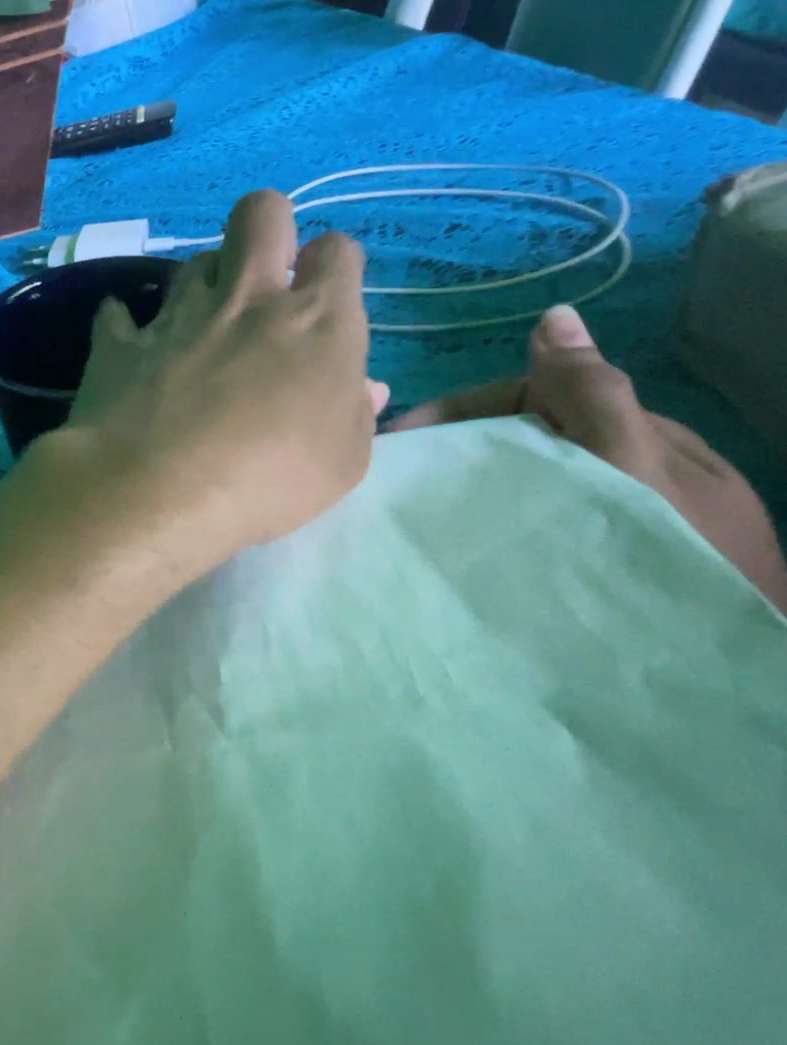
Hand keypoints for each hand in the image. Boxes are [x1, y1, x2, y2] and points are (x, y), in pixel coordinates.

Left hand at [56, 189, 388, 557]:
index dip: (329, 266)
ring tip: (198, 322)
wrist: (154, 489)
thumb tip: (362, 388)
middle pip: (261, 214)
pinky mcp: (119, 344)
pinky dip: (121, 324)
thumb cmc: (266, 480)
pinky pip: (116, 315)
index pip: (337, 250)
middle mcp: (246, 300)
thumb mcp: (340, 462)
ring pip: (192, 263)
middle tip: (261, 275)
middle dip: (266, 228)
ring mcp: (176, 317)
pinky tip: (126, 342)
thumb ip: (352, 414)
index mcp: (317, 320)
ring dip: (200, 283)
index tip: (321, 298)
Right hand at [391, 304, 786, 609]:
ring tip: (421, 517)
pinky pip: (536, 523)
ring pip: (531, 480)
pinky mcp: (604, 561)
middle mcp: (628, 467)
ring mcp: (618, 516)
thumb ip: (590, 395)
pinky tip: (469, 546)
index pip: (535, 396)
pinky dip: (496, 523)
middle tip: (398, 484)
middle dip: (462, 448)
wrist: (715, 659)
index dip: (466, 409)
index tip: (402, 441)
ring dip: (475, 487)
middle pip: (529, 436)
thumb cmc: (674, 550)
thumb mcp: (632, 464)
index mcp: (634, 434)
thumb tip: (554, 315)